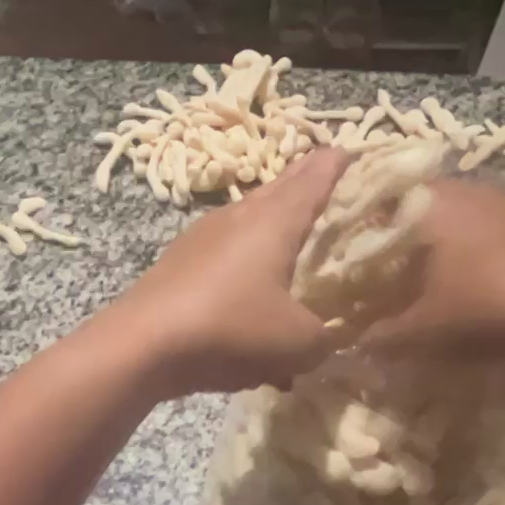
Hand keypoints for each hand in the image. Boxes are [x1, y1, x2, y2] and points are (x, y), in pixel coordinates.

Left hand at [93, 148, 352, 396]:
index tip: (363, 158)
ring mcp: (203, 237)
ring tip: (299, 255)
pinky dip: (248, 269)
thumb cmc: (230, 330)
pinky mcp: (180, 263)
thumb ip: (327, 337)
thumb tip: (330, 337)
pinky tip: (252, 307)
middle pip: (283, 189)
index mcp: (276, 218)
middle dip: (312, 192)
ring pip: (251, 223)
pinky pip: (227, 256)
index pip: (318, 173)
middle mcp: (238, 215)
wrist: (141, 346)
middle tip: (338, 202)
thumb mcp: (298, 344)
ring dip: (277, 234)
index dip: (344, 163)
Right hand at [360, 178, 504, 359]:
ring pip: (484, 219)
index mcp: (439, 203)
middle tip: (412, 278)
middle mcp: (483, 189)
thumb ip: (382, 335)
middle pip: (438, 208)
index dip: (377, 231)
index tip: (371, 262)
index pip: (392, 202)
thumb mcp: (422, 332)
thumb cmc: (486, 309)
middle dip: (423, 241)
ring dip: (469, 246)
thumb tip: (355, 342)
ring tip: (461, 285)